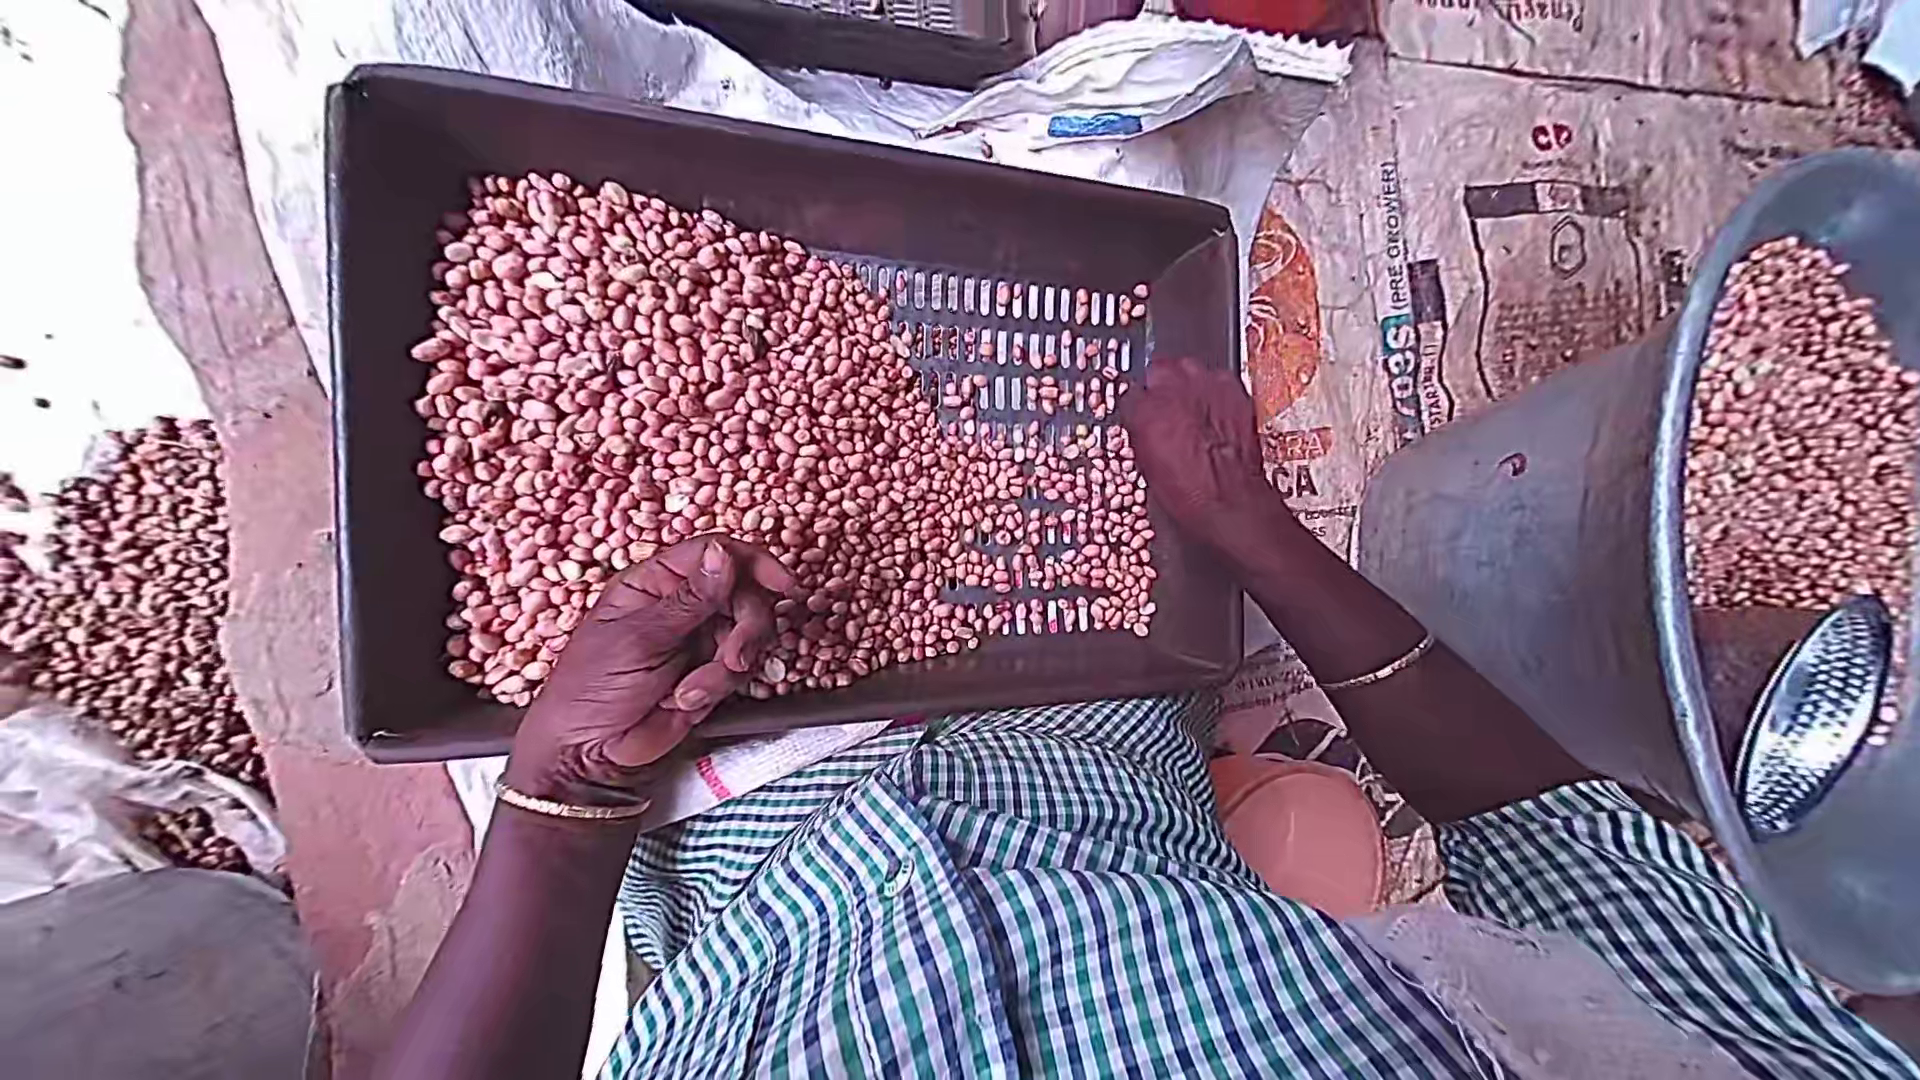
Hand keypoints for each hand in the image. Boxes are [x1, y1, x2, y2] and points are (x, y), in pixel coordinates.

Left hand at [502, 536, 797, 806]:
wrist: (587, 754)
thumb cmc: (592, 688)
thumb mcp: (640, 637)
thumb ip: (691, 598)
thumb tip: (724, 554)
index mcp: (656, 582)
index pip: (715, 553)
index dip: (754, 563)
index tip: (783, 584)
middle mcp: (685, 603)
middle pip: (745, 592)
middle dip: (748, 626)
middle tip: (735, 657)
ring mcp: (701, 636)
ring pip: (750, 630)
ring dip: (731, 662)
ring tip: (695, 689)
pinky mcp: (713, 668)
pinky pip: (742, 665)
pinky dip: (722, 684)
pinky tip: (688, 700)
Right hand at [1122, 357, 1282, 552]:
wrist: (1230, 499)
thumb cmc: (1187, 491)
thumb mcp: (1147, 464)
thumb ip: (1142, 432)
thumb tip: (1143, 425)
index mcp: (1144, 409)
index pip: (1130, 393)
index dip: (1136, 406)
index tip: (1140, 414)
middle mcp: (1174, 388)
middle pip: (1159, 370)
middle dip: (1160, 385)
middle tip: (1164, 408)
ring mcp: (1207, 384)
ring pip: (1189, 368)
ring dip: (1187, 384)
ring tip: (1189, 408)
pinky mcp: (1235, 389)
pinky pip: (1217, 381)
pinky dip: (1213, 392)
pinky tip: (1213, 413)